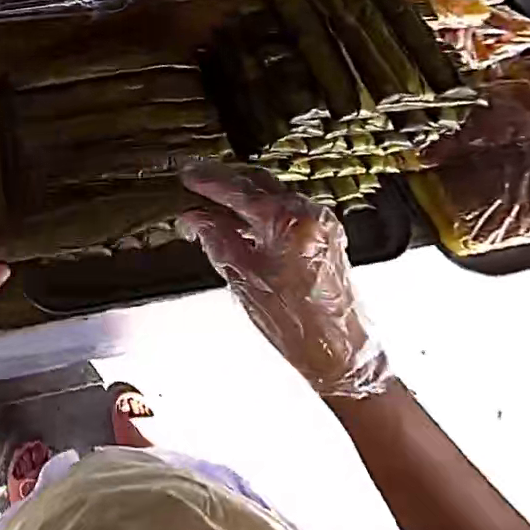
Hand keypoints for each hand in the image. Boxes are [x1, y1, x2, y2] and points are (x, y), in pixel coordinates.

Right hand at [178, 162, 389, 398]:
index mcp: (289, 222)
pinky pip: (287, 209)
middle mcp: (309, 215)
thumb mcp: (242, 280)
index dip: (208, 181)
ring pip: (272, 193)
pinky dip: (260, 207)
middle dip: (223, 180)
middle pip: (257, 183)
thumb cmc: (298, 326)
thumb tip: (195, 218)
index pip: (238, 190)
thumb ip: (216, 239)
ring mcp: (321, 223)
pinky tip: (240, 216)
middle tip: (195, 176)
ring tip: (211, 196)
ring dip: (241, 193)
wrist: (342, 356)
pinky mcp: (325, 235)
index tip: (187, 174)